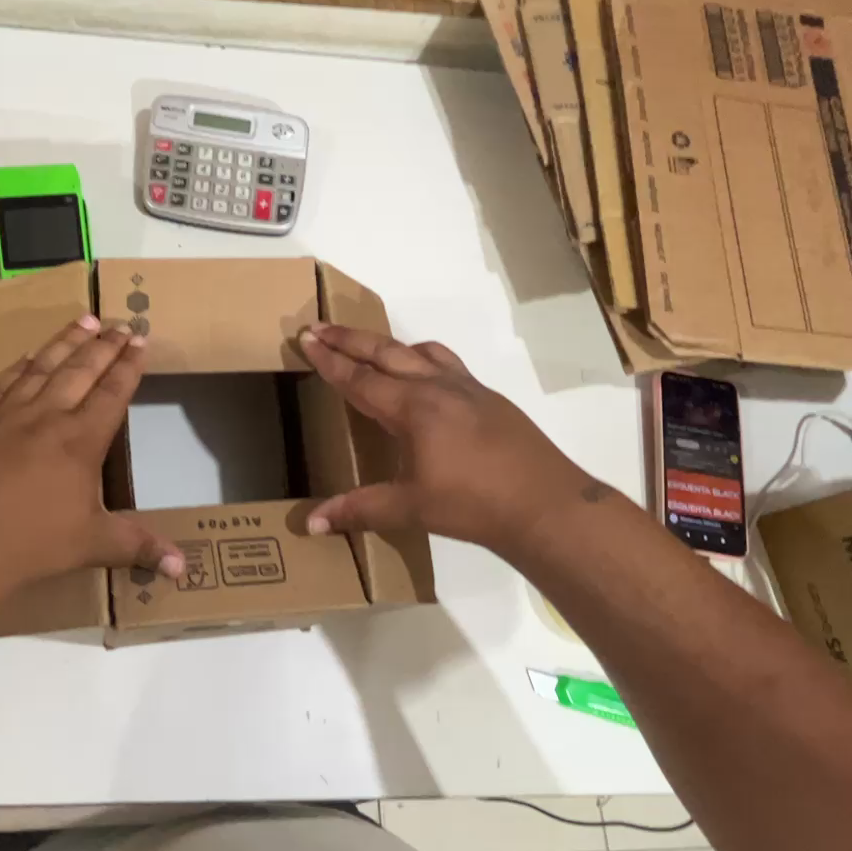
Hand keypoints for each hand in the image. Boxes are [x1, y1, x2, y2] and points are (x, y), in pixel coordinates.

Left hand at [0, 317, 182, 601]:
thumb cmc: (30, 545)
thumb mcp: (92, 545)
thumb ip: (139, 547)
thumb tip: (184, 568)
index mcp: (80, 441)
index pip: (112, 393)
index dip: (128, 366)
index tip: (140, 340)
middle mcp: (46, 417)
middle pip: (80, 370)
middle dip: (105, 345)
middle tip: (121, 324)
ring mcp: (7, 417)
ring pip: (43, 366)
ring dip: (66, 342)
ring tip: (84, 320)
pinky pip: (4, 383)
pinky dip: (21, 364)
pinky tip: (29, 356)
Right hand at [298, 323, 593, 555]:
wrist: (545, 504)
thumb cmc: (473, 505)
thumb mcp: (410, 508)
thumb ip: (359, 509)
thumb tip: (310, 523)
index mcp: (414, 408)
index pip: (361, 378)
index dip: (330, 360)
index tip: (307, 337)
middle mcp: (439, 388)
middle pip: (387, 353)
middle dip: (350, 339)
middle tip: (320, 327)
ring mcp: (468, 389)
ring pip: (422, 353)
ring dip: (389, 345)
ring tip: (370, 348)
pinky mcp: (490, 399)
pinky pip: (448, 365)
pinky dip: (424, 360)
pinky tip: (425, 380)